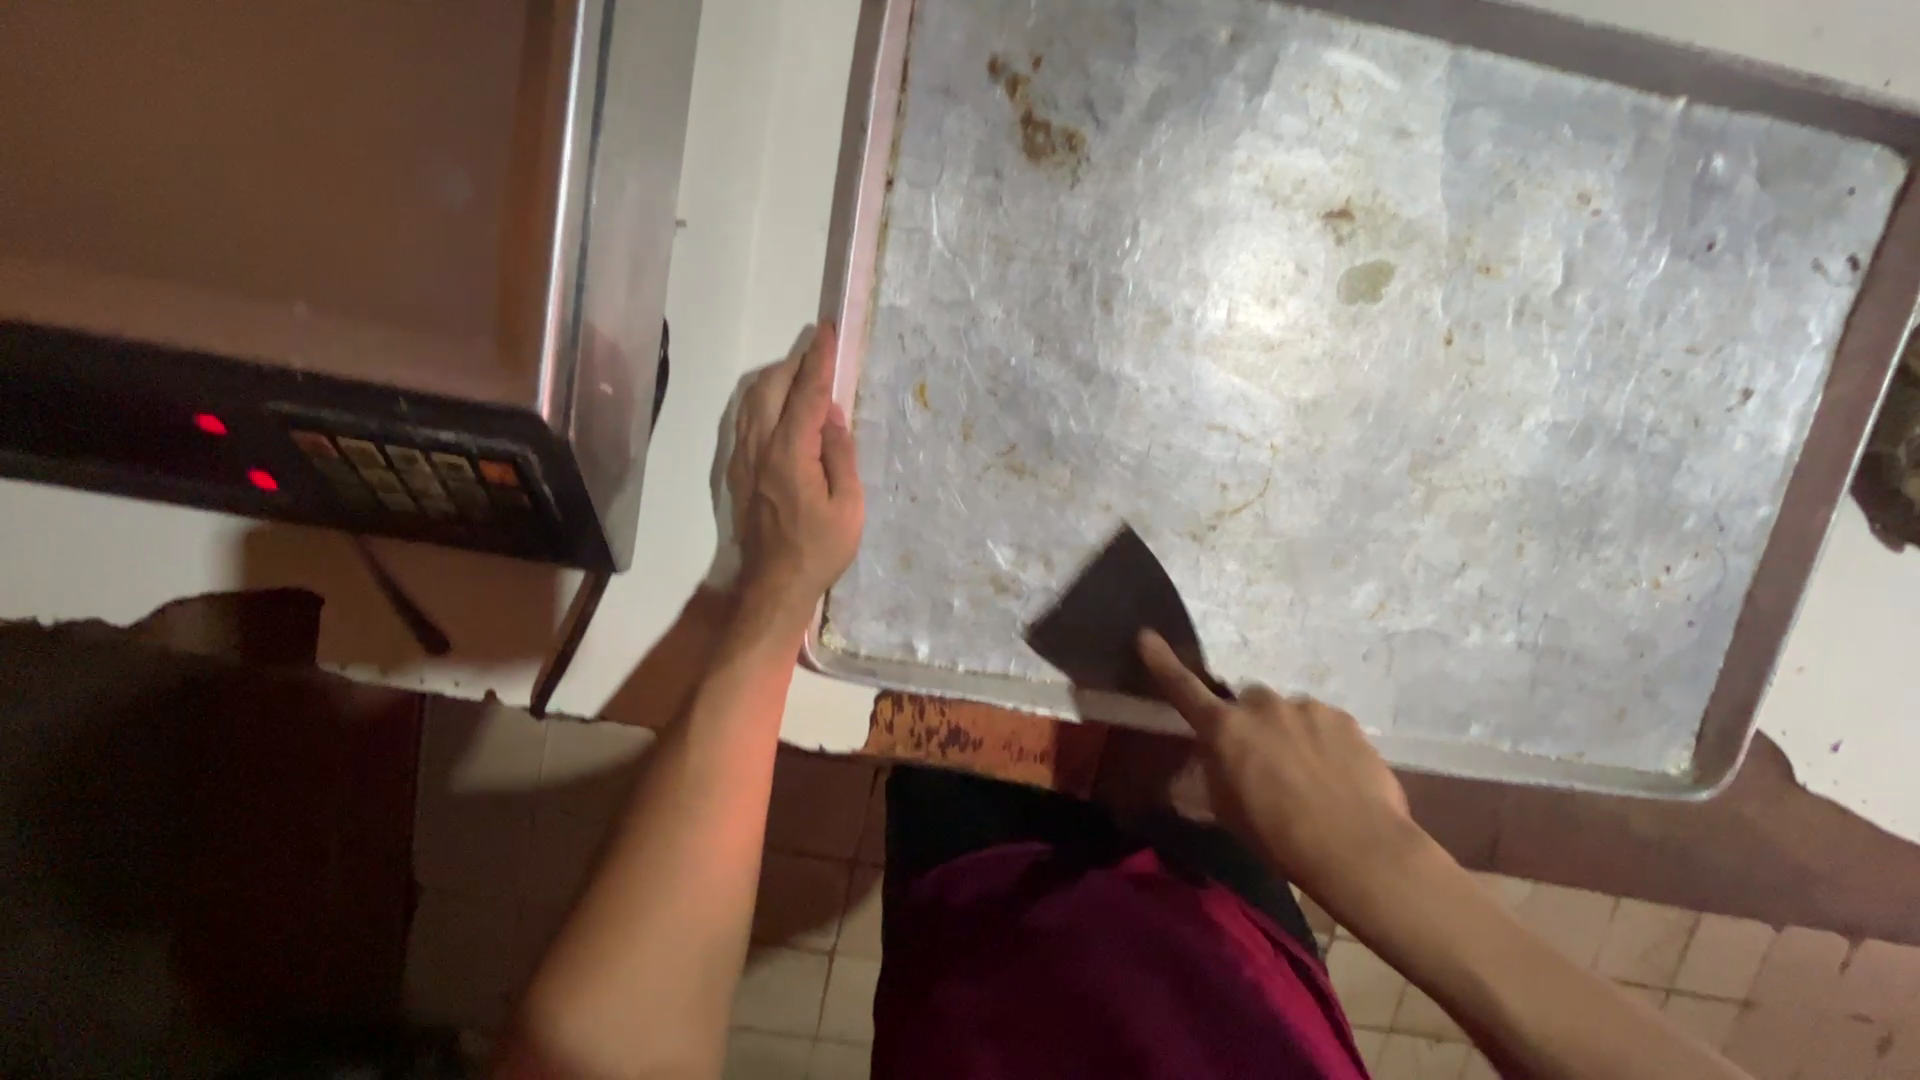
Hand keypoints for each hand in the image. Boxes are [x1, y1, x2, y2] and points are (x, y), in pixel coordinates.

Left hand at [727, 323, 864, 623]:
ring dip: (775, 377)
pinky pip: (744, 419)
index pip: (806, 394)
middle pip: (771, 387)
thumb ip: (840, 455)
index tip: (828, 331)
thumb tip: (831, 414)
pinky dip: (761, 399)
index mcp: (790, 454)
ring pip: (751, 400)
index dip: (819, 360)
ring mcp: (743, 459)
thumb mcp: (848, 506)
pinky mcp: (737, 471)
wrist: (774, 585)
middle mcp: (760, 448)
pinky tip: (777, 404)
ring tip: (800, 371)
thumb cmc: (820, 550)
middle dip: (795, 362)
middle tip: (818, 348)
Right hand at [1137, 630, 1422, 897]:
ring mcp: (1306, 708)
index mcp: (1224, 729)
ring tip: (1309, 776)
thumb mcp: (1227, 810)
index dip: (1161, 662)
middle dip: (1252, 723)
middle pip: (1248, 702)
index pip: (1183, 689)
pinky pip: (1324, 724)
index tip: (1146, 636)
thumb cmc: (1278, 837)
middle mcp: (1262, 706)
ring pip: (1289, 714)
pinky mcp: (1344, 718)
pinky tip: (1336, 775)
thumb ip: (1215, 771)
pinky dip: (1324, 743)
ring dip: (1290, 734)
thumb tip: (1214, 757)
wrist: (1356, 847)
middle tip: (1266, 762)